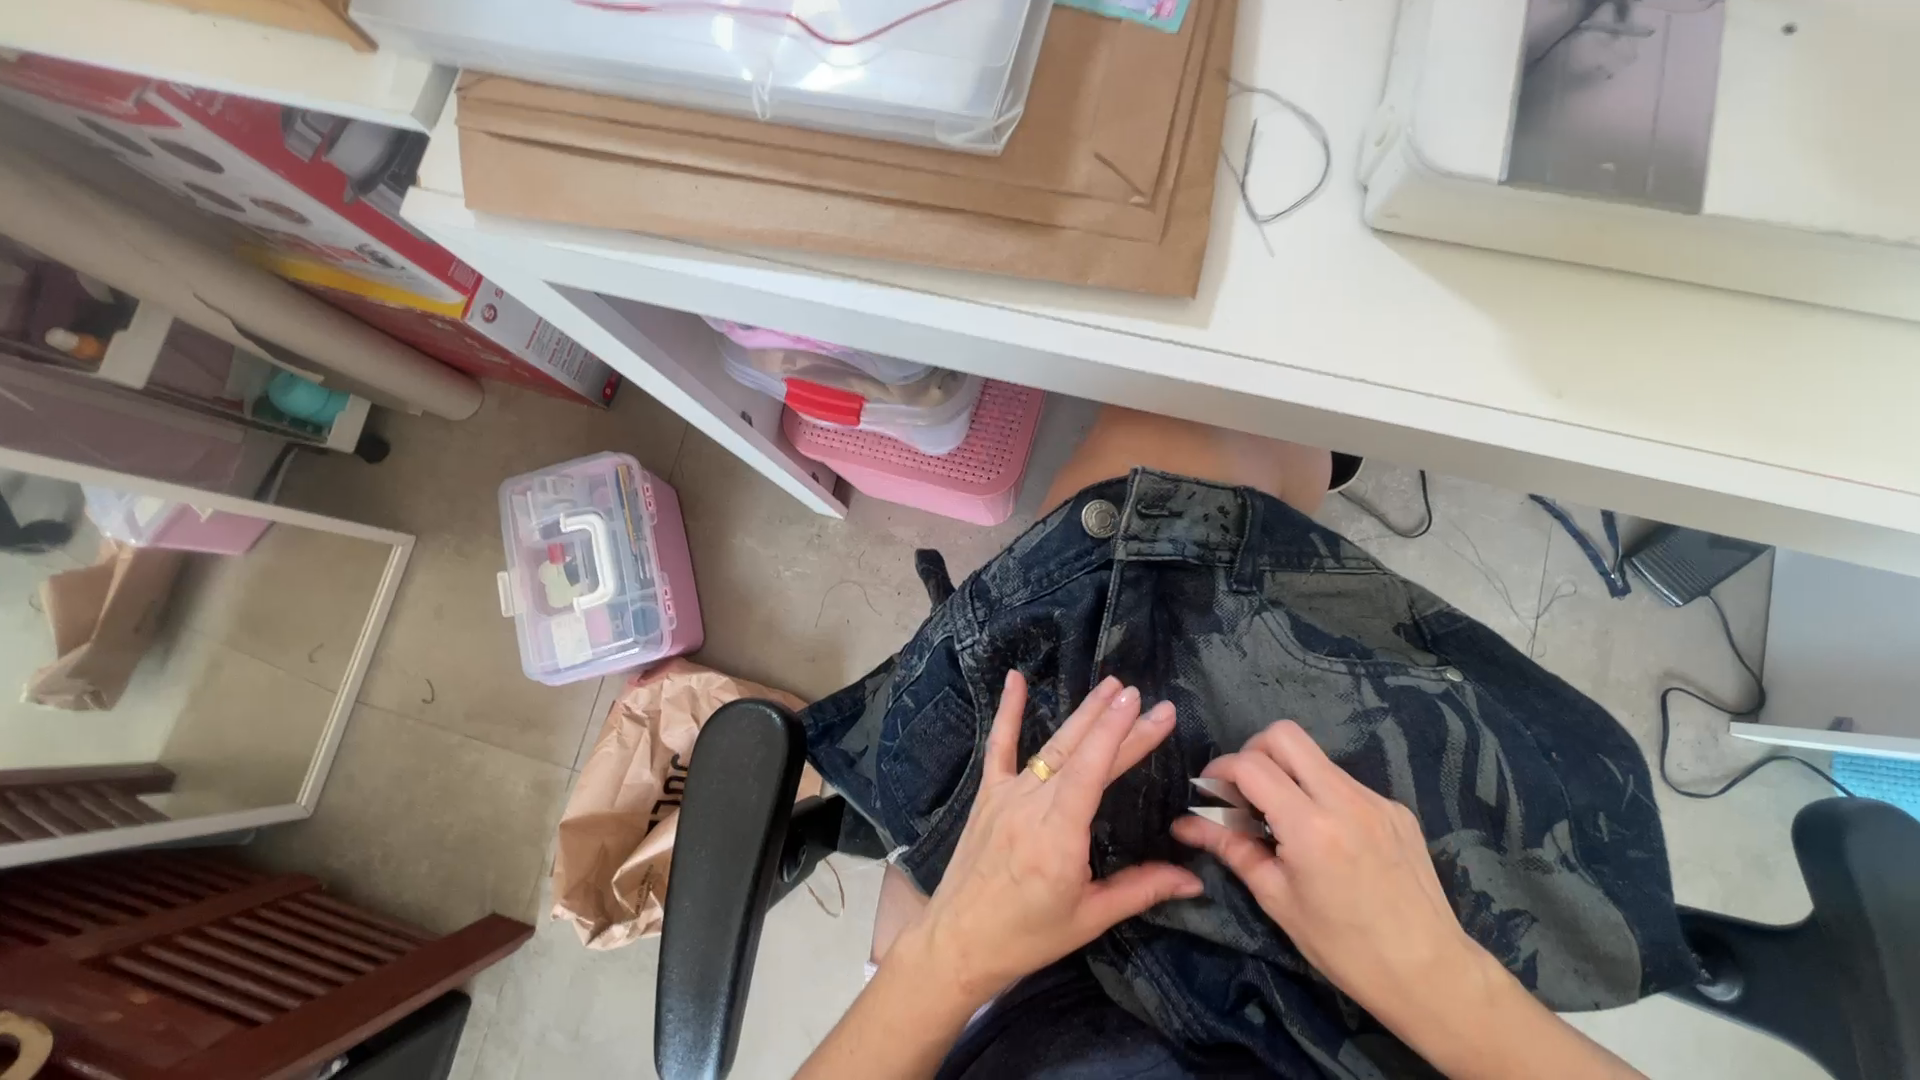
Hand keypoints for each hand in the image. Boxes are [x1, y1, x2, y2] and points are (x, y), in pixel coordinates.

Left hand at [899, 672, 1203, 1002]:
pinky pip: (999, 747)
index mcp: (1058, 836)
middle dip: (1114, 721)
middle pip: (1079, 754)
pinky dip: (1008, 711)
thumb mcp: (1089, 918)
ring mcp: (1006, 795)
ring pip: (1050, 746)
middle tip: (1144, 695)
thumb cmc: (1026, 936)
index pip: (1094, 771)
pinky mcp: (987, 794)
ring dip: (1082, 714)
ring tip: (1109, 685)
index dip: (1120, 734)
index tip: (1146, 705)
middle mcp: (1031, 805)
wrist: (957, 941)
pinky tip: (1015, 679)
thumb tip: (1194, 879)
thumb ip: (1141, 889)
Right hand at [1171, 721, 1487, 1027]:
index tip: (1209, 792)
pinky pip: (1344, 783)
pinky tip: (1323, 837)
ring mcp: (1377, 800)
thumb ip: (1231, 847)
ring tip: (1280, 820)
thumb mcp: (1276, 898)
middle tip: (1243, 790)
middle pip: (1285, 735)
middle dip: (1253, 752)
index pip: (1251, 764)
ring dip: (1287, 774)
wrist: (1431, 974)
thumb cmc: (1344, 947)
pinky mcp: (1396, 810)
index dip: (1220, 770)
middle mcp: (1346, 800)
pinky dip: (1319, 795)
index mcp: (1311, 826)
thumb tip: (1185, 824)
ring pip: (1316, 758)